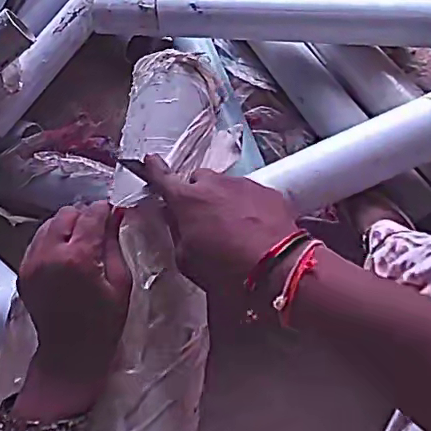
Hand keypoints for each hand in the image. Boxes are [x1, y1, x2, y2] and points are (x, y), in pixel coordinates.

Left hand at [17, 203, 128, 407]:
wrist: (68, 356)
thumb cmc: (101, 325)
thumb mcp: (120, 283)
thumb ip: (115, 244)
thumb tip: (116, 216)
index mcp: (77, 257)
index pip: (90, 214)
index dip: (104, 211)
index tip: (112, 215)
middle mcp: (49, 254)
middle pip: (66, 214)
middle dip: (83, 218)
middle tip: (97, 232)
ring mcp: (32, 262)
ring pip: (48, 225)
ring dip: (66, 228)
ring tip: (80, 245)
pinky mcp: (23, 271)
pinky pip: (37, 242)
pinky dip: (51, 242)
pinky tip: (65, 258)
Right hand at [134, 156, 299, 302]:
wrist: (280, 268)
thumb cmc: (226, 269)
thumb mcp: (187, 260)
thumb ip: (177, 233)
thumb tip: (175, 219)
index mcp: (186, 200)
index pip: (162, 177)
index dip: (154, 169)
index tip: (150, 161)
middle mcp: (212, 184)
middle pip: (197, 181)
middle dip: (196, 194)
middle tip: (202, 218)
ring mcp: (242, 184)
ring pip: (224, 186)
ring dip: (223, 200)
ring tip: (233, 227)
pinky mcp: (267, 190)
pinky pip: (249, 194)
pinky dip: (247, 206)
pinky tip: (254, 228)